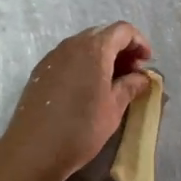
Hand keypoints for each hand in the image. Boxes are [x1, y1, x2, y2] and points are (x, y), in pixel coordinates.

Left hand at [0, 22, 152, 180]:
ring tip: (112, 81)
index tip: (147, 62)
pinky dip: (84, 63)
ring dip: (102, 55)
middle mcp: (73, 44)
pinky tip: (87, 87)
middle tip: (132, 72)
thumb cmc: (80, 129)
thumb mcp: (114, 109)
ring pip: (84, 44)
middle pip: (103, 34)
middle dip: (121, 48)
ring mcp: (54, 55)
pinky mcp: (41, 69)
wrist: (33, 150)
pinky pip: (69, 56)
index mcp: (94, 48)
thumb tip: (143, 77)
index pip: (123, 30)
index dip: (139, 42)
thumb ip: (131, 86)